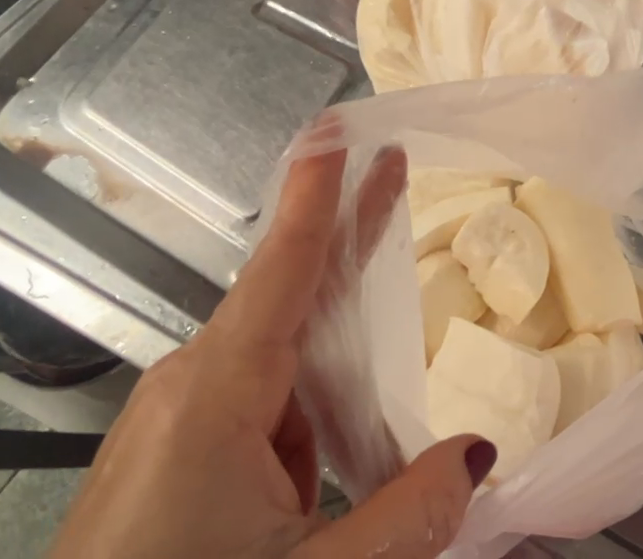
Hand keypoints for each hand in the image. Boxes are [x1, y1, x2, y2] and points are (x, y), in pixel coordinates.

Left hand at [49, 128, 496, 558]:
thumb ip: (407, 516)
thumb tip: (476, 453)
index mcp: (214, 398)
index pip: (281, 269)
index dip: (316, 194)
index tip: (335, 126)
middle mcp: (186, 389)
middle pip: (289, 297)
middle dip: (351, 239)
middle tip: (396, 168)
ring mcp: (170, 422)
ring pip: (278, 365)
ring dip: (333, 367)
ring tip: (364, 411)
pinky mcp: (166, 457)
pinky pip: (255, 406)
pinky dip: (303, 414)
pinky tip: (321, 474)